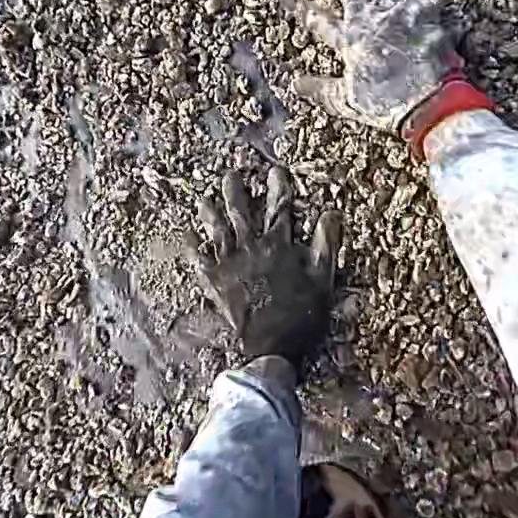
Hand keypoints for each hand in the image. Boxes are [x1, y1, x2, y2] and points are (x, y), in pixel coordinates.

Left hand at [185, 167, 341, 375]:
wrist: (272, 346)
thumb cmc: (302, 315)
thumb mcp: (322, 279)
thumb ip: (326, 244)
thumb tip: (331, 212)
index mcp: (278, 246)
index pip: (279, 209)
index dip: (278, 188)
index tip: (275, 170)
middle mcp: (251, 247)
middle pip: (241, 213)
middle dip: (236, 192)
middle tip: (229, 175)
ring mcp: (230, 263)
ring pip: (217, 230)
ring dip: (210, 213)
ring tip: (203, 199)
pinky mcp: (214, 280)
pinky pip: (198, 259)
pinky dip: (192, 246)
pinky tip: (186, 234)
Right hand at [291, 0, 458, 132]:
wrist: (424, 105)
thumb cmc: (387, 106)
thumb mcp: (345, 102)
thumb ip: (320, 89)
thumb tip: (294, 82)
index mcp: (350, 42)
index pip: (319, 21)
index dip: (303, 8)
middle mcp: (369, 19)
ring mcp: (396, 10)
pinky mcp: (423, 6)